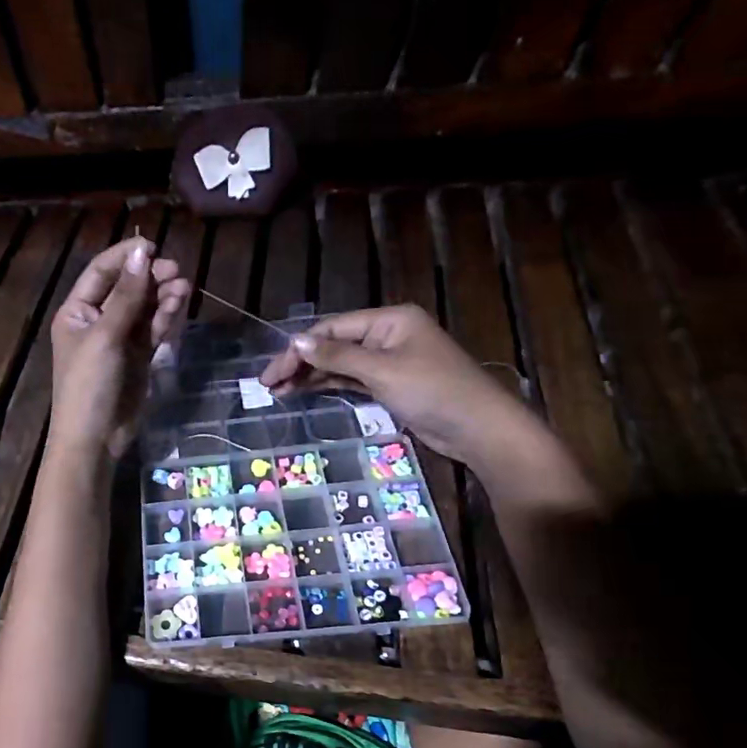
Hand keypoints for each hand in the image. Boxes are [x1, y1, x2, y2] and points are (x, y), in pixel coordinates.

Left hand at [47, 237, 190, 458]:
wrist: (95, 437)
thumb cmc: (89, 385)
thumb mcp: (105, 337)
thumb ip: (126, 296)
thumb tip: (141, 254)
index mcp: (77, 312)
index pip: (102, 273)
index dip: (125, 258)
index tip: (152, 246)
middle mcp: (97, 321)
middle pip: (127, 289)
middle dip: (149, 277)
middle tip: (176, 270)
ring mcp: (119, 341)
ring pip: (144, 309)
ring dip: (162, 296)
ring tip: (184, 286)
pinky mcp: (139, 358)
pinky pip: (153, 330)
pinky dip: (165, 317)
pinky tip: (179, 303)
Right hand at [260, 304, 530, 466]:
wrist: (477, 427)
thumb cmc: (432, 390)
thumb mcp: (382, 371)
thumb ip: (338, 356)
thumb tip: (296, 341)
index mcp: (389, 320)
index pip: (332, 328)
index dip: (299, 349)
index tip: (270, 374)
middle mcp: (388, 335)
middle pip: (335, 344)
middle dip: (302, 363)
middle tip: (269, 386)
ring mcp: (391, 361)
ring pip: (342, 364)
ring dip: (313, 376)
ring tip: (280, 392)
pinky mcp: (393, 385)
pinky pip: (354, 380)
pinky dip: (331, 386)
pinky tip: (307, 393)